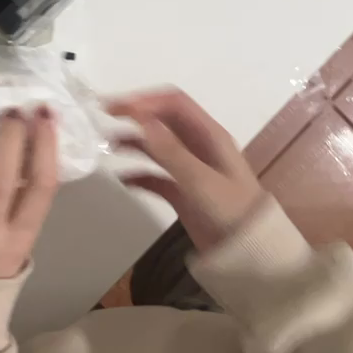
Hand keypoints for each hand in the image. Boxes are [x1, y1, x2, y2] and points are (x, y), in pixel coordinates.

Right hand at [108, 88, 265, 250]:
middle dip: (135, 116)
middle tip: (104, 117)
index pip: (174, 103)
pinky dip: (138, 174)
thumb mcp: (200, 180)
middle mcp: (198, 146)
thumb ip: (170, 151)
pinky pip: (155, 175)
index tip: (116, 108)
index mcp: (209, 135)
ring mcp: (190, 169)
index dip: (145, 100)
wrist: (248, 252)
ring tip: (108, 146)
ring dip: (134, 142)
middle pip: (163, 120)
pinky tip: (123, 180)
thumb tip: (141, 119)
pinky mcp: (182, 192)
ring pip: (157, 146)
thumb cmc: (230, 210)